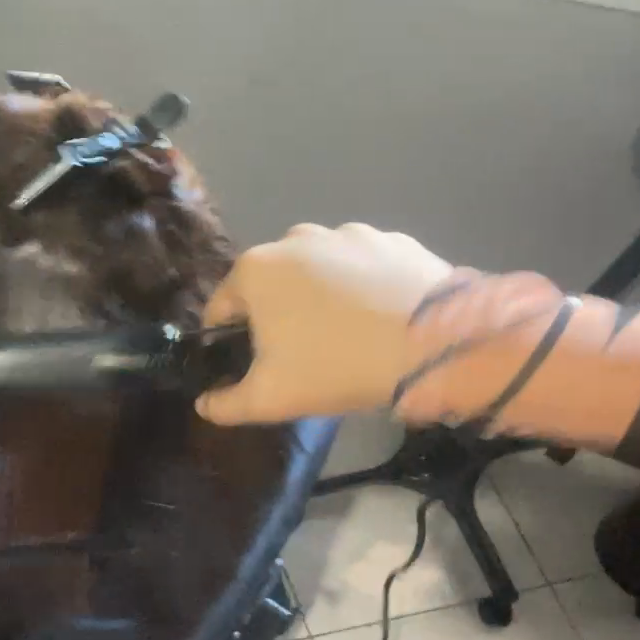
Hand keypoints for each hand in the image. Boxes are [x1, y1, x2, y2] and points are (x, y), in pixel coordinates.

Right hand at [196, 223, 453, 424]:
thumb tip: (204, 405)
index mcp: (253, 270)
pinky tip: (377, 320)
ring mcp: (347, 234)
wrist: (436, 345)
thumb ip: (224, 404)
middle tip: (300, 355)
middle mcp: (294, 239)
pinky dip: (361, 289)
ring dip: (317, 299)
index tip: (251, 366)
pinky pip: (361, 268)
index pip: (221, 309)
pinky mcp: (392, 240)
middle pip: (269, 287)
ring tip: (343, 337)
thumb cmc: (334, 365)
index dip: (228, 342)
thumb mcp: (268, 399)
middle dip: (275, 316)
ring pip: (315, 273)